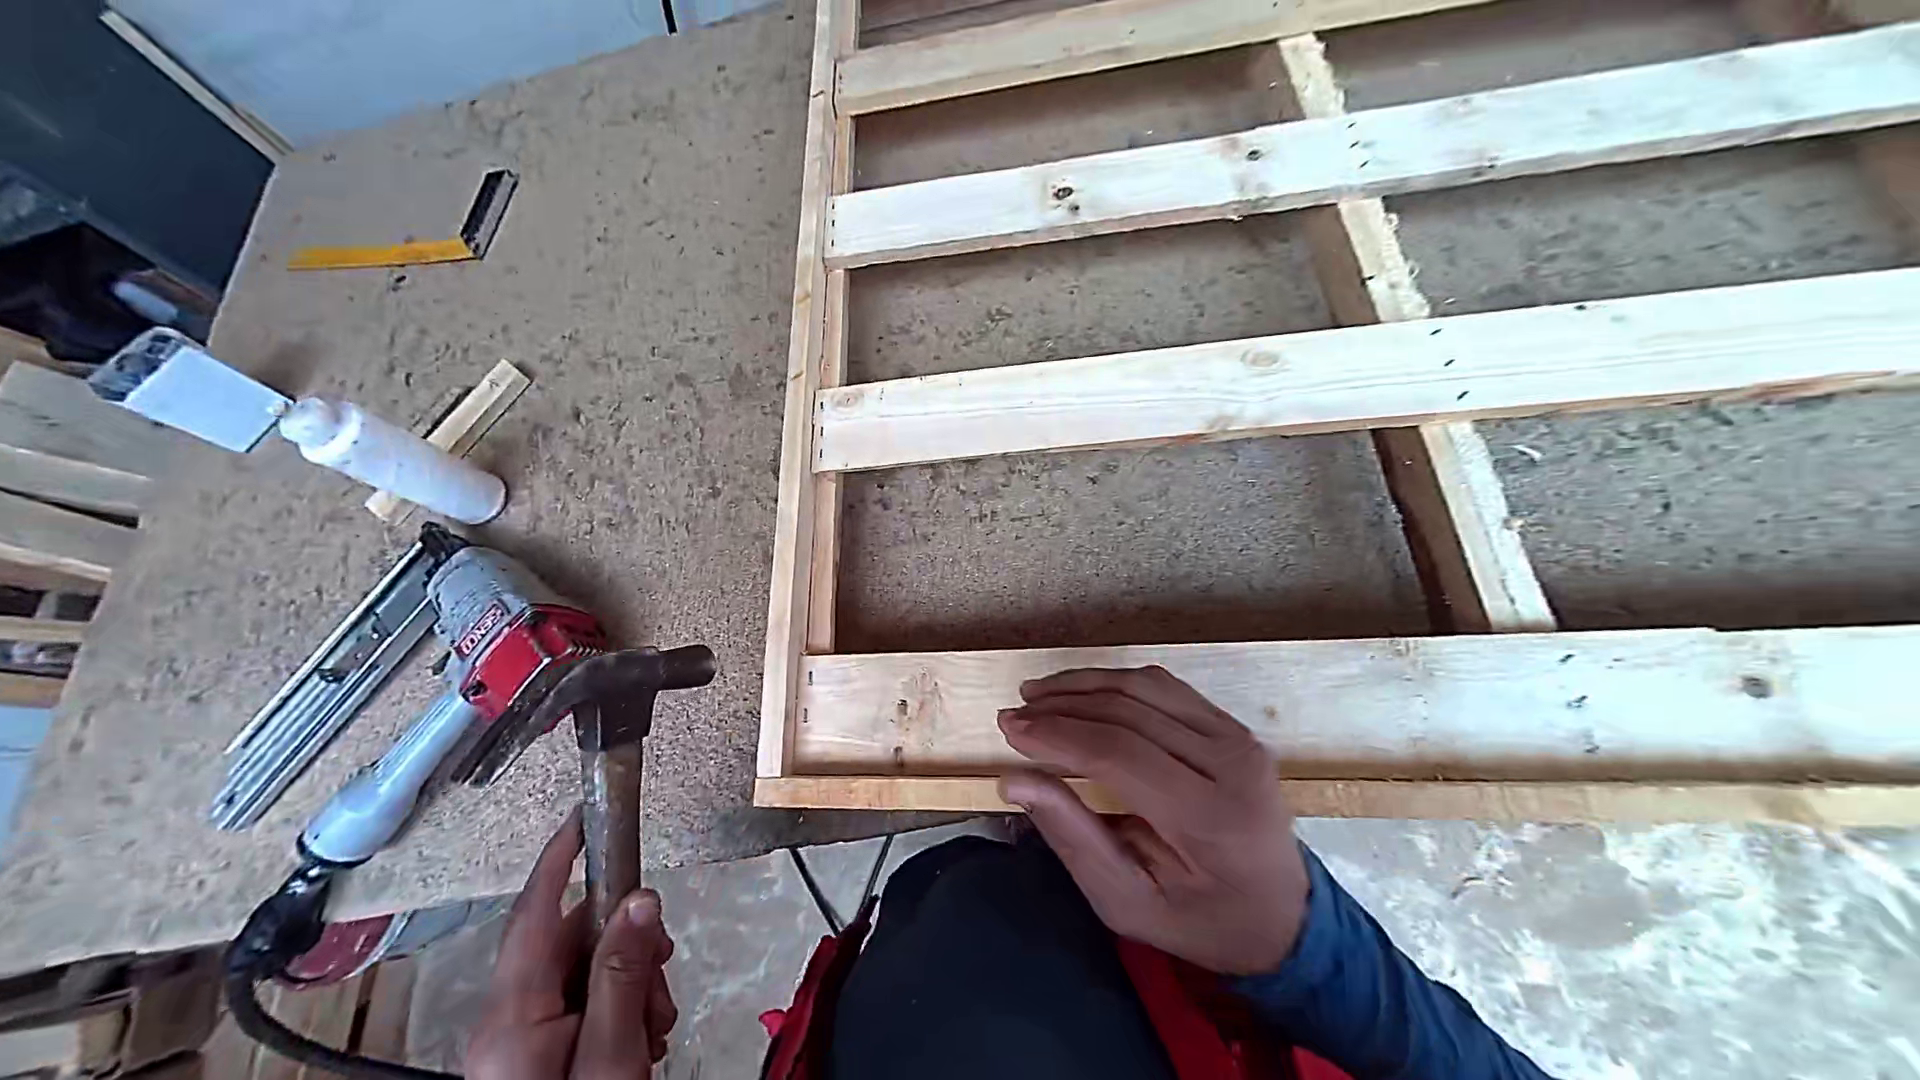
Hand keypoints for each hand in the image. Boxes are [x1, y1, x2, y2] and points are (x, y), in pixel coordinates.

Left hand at [466, 810, 678, 1078]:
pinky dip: (616, 1002)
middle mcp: (504, 1023)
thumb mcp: (612, 1057)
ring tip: (654, 1020)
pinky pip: (577, 1002)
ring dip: (628, 977)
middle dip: (626, 939)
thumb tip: (641, 899)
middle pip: (569, 942)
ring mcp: (516, 1042)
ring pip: (580, 971)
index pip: (535, 914)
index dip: (558, 859)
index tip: (583, 819)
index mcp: (512, 1019)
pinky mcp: (531, 1057)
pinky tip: (639, 1032)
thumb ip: (624, 976)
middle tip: (665, 967)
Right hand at [997, 666, 1309, 975]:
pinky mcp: (1234, 727)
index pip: (1119, 752)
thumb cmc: (1203, 921)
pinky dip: (1114, 683)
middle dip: (1061, 707)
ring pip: (1144, 686)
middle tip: (1013, 715)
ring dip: (1083, 684)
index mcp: (1210, 817)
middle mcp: (1231, 764)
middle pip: (1129, 711)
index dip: (1056, 734)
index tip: (1009, 728)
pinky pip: (1164, 687)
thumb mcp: (1130, 904)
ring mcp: (1238, 738)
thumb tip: (1015, 780)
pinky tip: (1081, 692)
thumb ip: (1072, 837)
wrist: (1286, 917)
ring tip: (1037, 694)